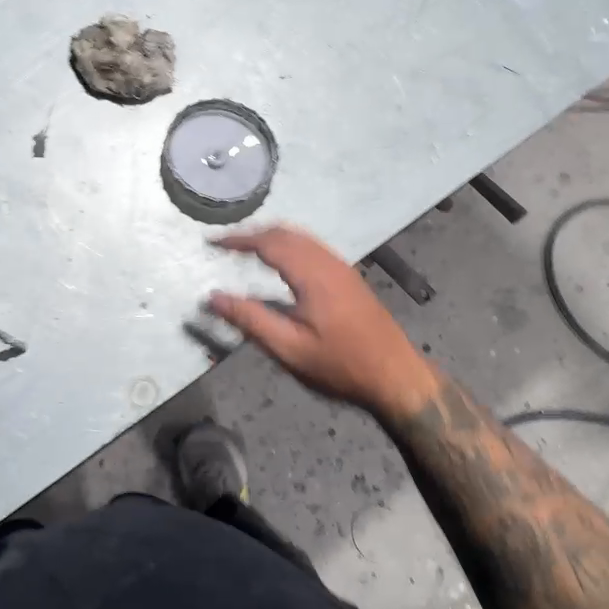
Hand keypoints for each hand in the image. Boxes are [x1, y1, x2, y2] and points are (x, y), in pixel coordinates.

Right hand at [208, 225, 427, 412]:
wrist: (396, 375)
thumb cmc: (341, 365)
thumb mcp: (289, 348)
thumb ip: (250, 320)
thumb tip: (213, 298)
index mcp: (312, 275)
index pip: (268, 243)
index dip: (238, 240)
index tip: (212, 243)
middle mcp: (328, 262)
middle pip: (285, 233)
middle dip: (252, 234)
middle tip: (225, 245)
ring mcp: (342, 268)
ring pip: (301, 237)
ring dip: (271, 237)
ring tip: (246, 250)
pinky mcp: (349, 277)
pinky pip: (313, 247)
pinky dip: (289, 245)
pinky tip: (281, 264)